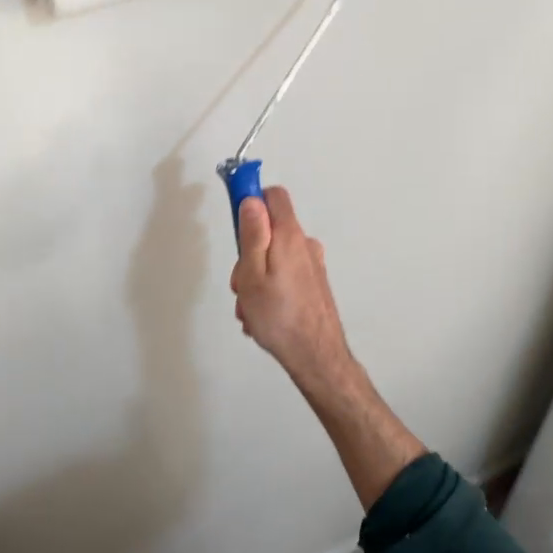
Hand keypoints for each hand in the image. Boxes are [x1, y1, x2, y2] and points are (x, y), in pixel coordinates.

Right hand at [230, 187, 352, 383]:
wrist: (316, 357)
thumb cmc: (277, 315)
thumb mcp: (252, 273)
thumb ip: (252, 234)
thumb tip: (251, 199)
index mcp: (288, 235)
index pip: (272, 195)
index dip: (251, 200)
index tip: (235, 222)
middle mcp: (304, 244)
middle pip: (269, 230)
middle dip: (247, 253)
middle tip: (240, 284)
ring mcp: (312, 265)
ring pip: (273, 258)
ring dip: (256, 278)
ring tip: (250, 308)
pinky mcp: (314, 284)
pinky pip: (284, 276)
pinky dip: (270, 290)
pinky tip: (263, 317)